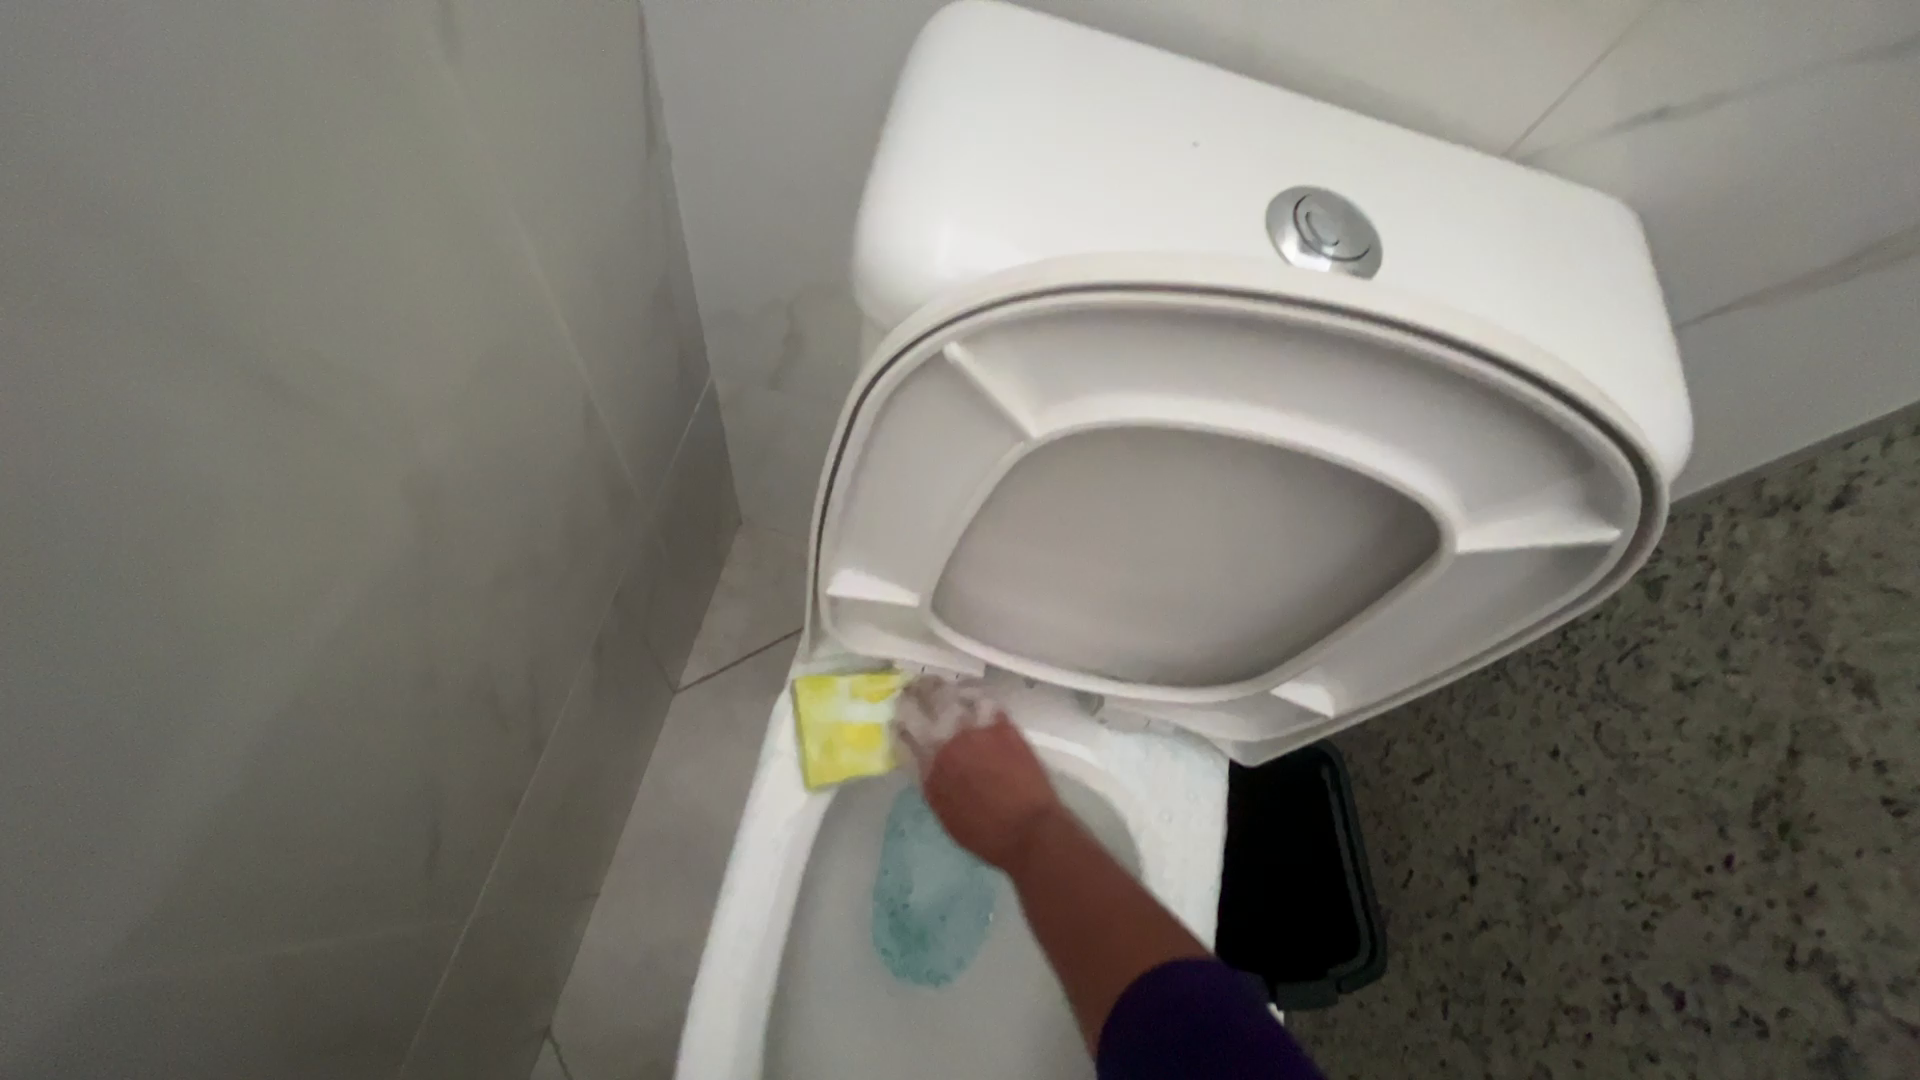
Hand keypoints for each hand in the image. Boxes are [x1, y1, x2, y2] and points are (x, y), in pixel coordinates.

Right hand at [893, 677, 1063, 870]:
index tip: (897, 716)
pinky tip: (965, 695)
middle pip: (923, 702)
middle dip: (913, 693)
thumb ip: (927, 776)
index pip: (904, 729)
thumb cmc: (984, 830)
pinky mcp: (1002, 722)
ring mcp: (977, 726)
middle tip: (911, 690)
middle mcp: (949, 738)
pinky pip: (979, 697)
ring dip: (938, 689)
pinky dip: (967, 693)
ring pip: (949, 693)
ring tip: (935, 687)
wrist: (1030, 828)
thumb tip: (917, 754)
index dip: (897, 719)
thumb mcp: (942, 809)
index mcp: (930, 762)